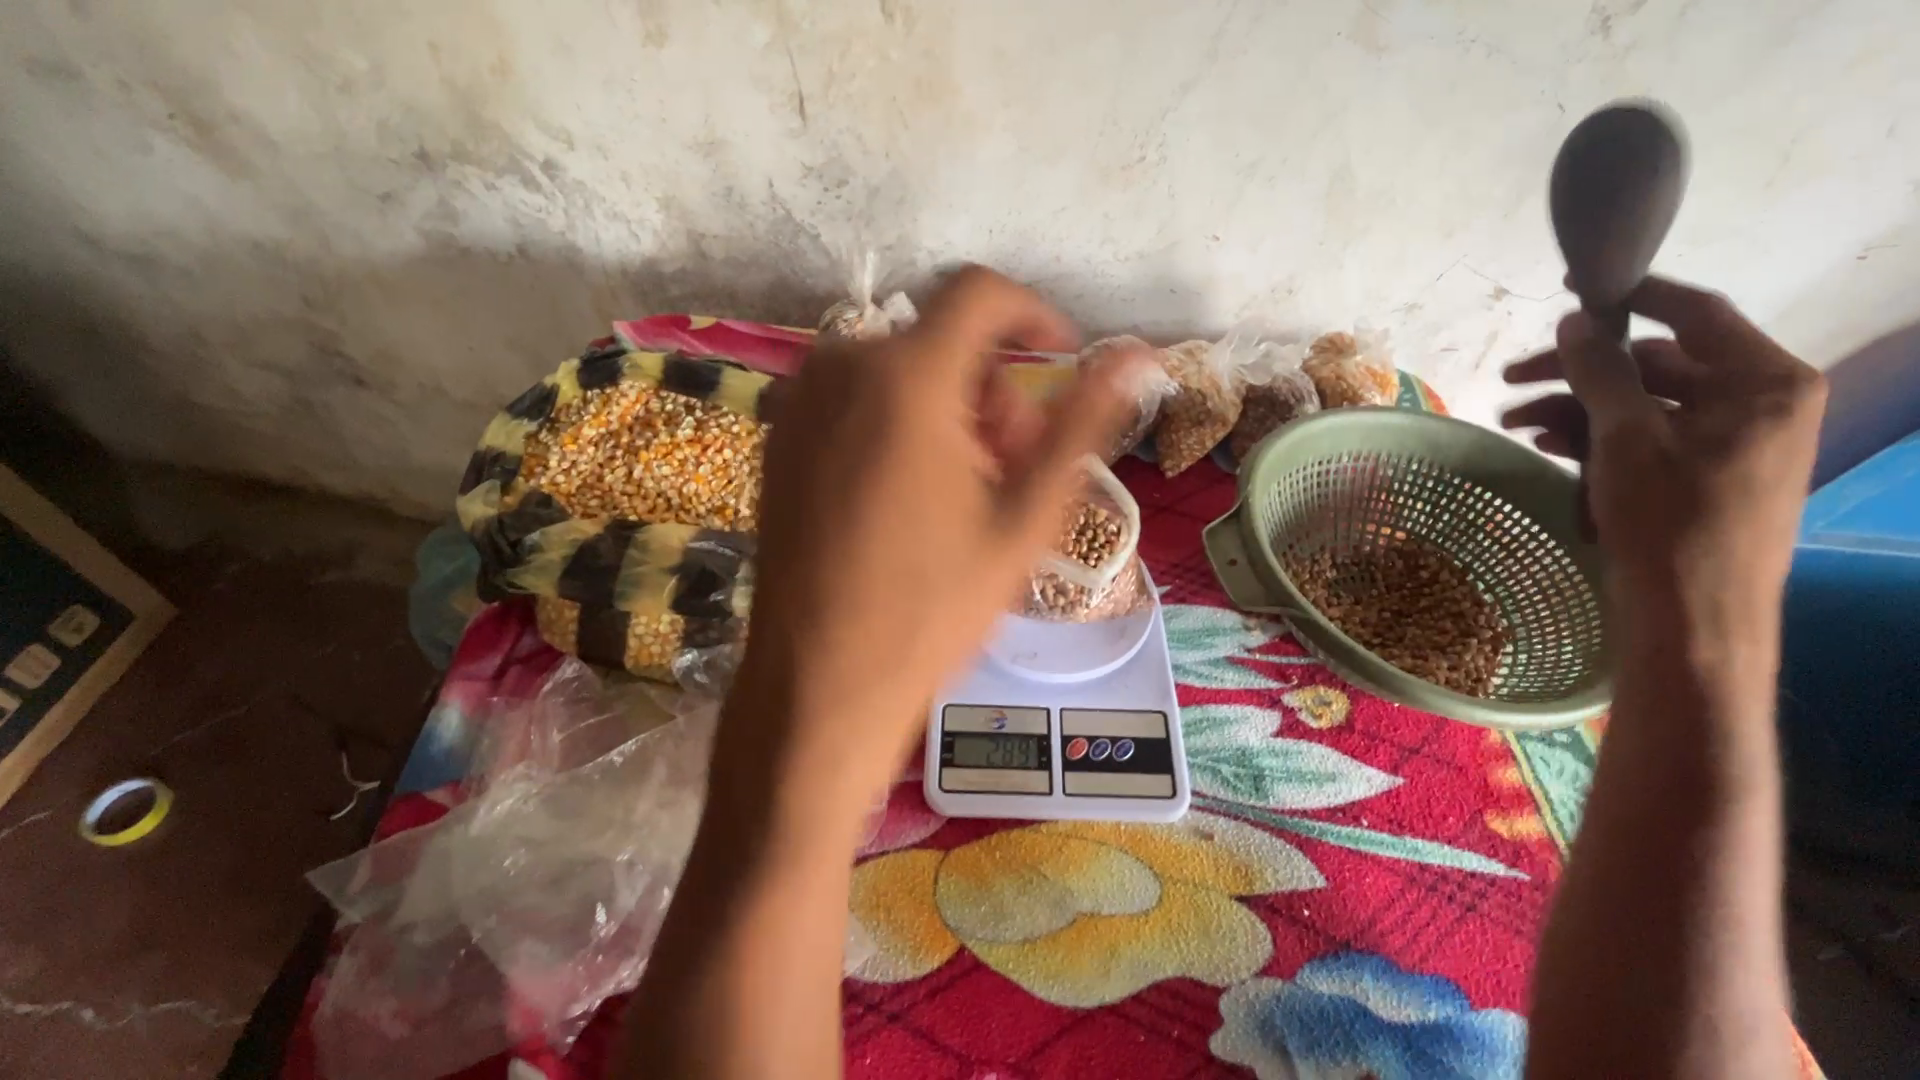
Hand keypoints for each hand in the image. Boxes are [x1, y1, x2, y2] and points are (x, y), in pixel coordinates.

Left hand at [727, 267, 1150, 814]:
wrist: (819, 681)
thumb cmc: (932, 610)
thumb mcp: (1025, 519)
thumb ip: (1081, 425)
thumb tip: (1135, 355)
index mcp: (906, 377)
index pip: (981, 292)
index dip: (1033, 315)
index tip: (1059, 361)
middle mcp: (841, 369)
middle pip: (940, 338)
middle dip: (990, 387)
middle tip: (1012, 467)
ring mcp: (799, 403)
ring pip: (897, 368)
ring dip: (945, 407)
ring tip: (962, 492)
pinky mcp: (778, 438)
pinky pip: (855, 398)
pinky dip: (895, 422)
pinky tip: (907, 495)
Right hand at [1502, 277, 1825, 636]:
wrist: (1693, 620)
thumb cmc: (1671, 521)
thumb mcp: (1627, 438)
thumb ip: (1601, 371)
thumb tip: (1575, 321)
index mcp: (1764, 381)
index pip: (1694, 313)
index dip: (1631, 296)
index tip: (1569, 288)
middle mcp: (1756, 403)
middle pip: (1656, 363)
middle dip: (1580, 372)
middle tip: (1513, 379)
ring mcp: (1728, 443)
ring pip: (1641, 404)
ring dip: (1576, 409)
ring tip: (1514, 422)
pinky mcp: (1699, 476)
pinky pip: (1644, 439)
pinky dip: (1596, 438)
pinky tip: (1547, 446)